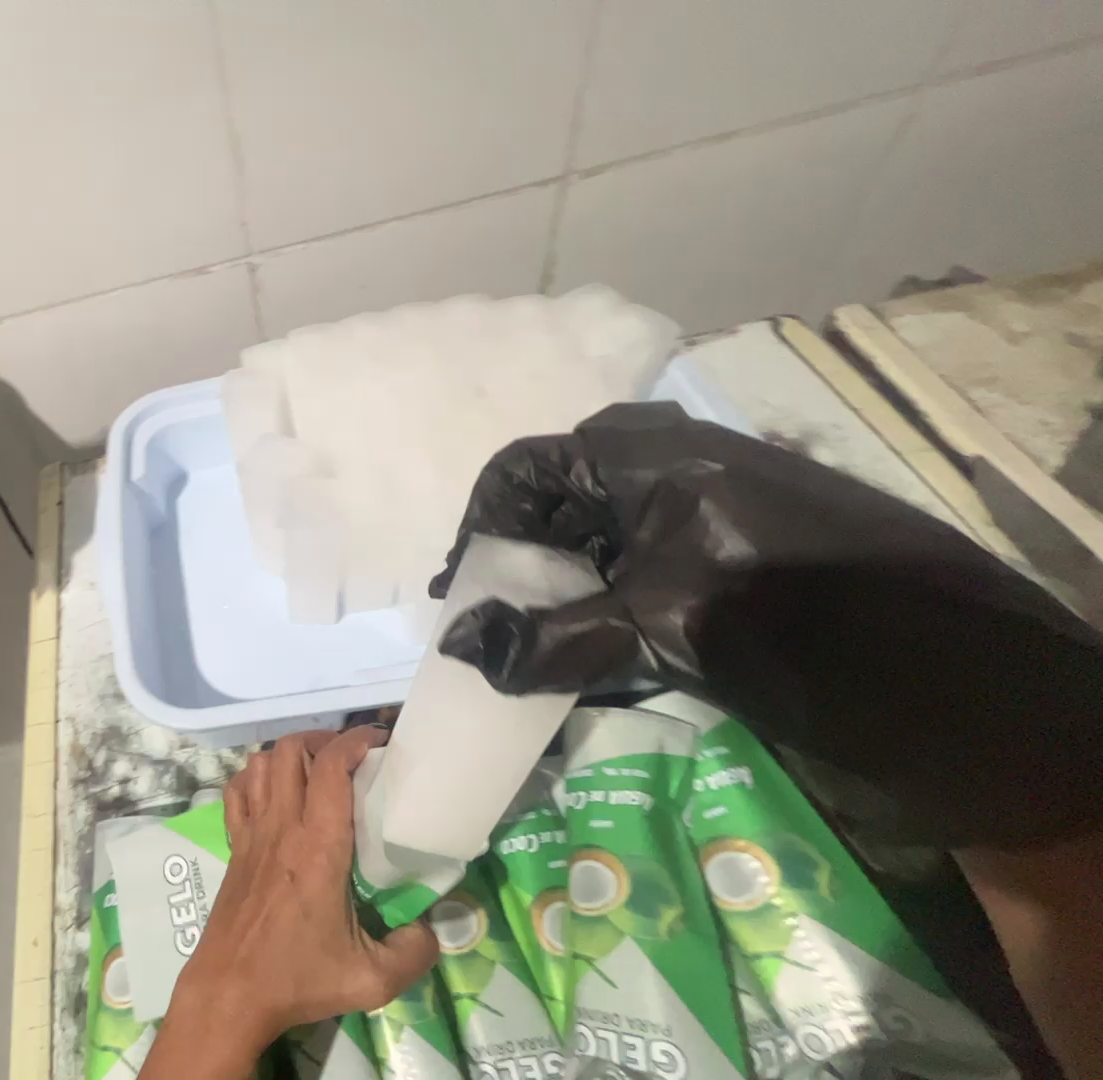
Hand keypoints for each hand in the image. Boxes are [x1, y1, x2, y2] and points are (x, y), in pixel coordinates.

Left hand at [138, 727, 436, 1079]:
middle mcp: (282, 826)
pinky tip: (274, 791)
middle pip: (291, 751)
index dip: (353, 741)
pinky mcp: (234, 844)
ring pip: (261, 763)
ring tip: (314, 768)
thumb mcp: (371, 980)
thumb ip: (413, 954)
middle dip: (321, 738)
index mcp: (319, 846)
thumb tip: (433, 930)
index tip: (377, 739)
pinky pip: (237, 790)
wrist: (231, 990)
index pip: (331, 768)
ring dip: (288, 754)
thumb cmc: (298, 979)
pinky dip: (256, 777)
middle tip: (348, 755)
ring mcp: (251, 832)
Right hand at [432, 401, 1102, 848]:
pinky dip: (609, 594)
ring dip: (563, 579)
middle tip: (496, 613)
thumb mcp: (658, 631)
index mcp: (648, 454)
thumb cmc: (804, 631)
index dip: (479, 528)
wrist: (984, 688)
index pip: (521, 470)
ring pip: (602, 526)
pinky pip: (646, 554)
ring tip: (545, 633)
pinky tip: (609, 638)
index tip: (463, 588)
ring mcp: (717, 497)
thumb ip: (547, 637)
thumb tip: (457, 644)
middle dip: (519, 555)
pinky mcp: (744, 541)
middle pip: (559, 496)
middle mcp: (676, 457)